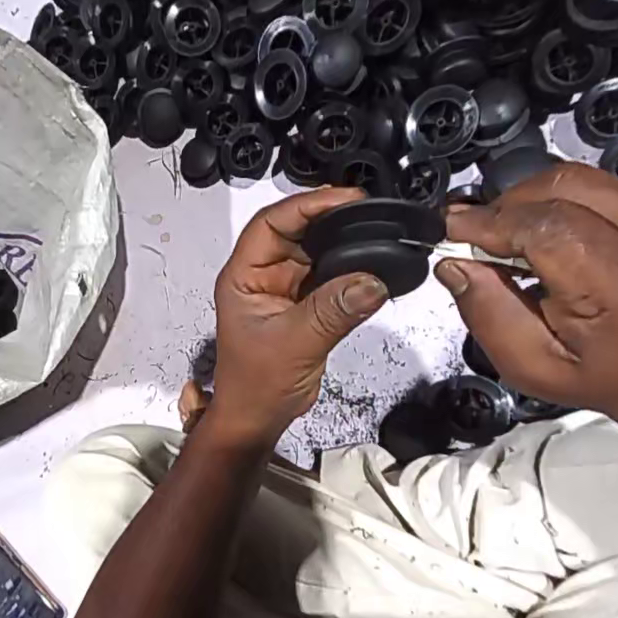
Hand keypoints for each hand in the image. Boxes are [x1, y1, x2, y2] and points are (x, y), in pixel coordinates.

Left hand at [206, 187, 388, 444]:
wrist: (259, 418)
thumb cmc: (254, 386)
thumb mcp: (293, 344)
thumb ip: (332, 312)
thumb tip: (369, 282)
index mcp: (244, 276)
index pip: (271, 223)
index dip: (306, 206)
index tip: (344, 200)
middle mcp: (264, 276)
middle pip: (297, 231)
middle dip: (331, 220)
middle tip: (367, 212)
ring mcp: (286, 290)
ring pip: (317, 253)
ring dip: (344, 246)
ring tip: (374, 235)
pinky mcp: (306, 305)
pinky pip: (331, 278)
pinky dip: (351, 272)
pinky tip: (370, 267)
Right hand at [436, 163, 617, 423]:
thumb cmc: (605, 378)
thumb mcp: (530, 366)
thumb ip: (489, 314)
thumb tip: (456, 266)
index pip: (546, 226)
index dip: (490, 222)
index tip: (453, 229)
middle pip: (561, 189)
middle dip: (505, 208)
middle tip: (474, 237)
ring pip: (577, 180)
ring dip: (528, 202)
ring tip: (507, 239)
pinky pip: (597, 188)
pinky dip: (555, 204)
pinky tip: (540, 237)